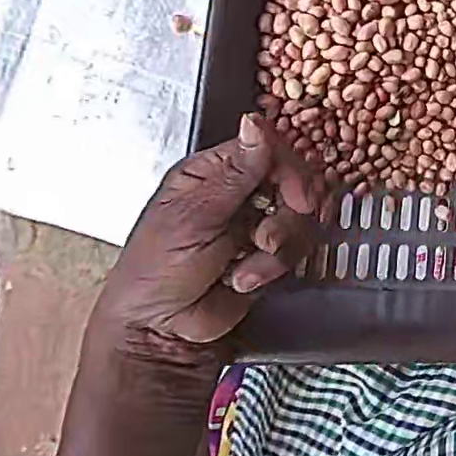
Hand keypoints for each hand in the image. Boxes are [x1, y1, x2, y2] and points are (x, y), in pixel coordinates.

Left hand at [89, 114, 322, 369]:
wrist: (161, 333)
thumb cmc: (157, 271)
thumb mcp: (194, 216)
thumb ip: (236, 172)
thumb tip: (254, 122)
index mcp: (212, 173)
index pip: (266, 149)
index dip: (288, 169)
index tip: (298, 195)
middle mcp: (238, 193)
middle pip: (292, 183)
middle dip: (287, 214)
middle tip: (268, 238)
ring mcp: (256, 224)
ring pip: (298, 219)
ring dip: (277, 248)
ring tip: (246, 268)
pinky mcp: (269, 255)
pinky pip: (295, 249)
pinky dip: (272, 268)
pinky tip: (243, 279)